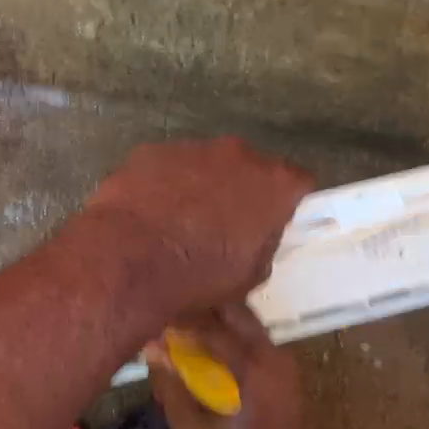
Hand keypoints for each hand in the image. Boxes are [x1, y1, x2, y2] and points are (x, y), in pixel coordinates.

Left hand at [83, 138, 311, 311]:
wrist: (129, 257)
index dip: (288, 203)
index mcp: (275, 185)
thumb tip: (252, 267)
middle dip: (242, 192)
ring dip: (200, 186)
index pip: (299, 184)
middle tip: (226, 225)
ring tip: (180, 222)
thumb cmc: (201, 274)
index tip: (276, 222)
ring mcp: (192, 148)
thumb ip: (259, 255)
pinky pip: (165, 167)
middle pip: (250, 169)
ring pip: (205, 164)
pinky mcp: (151, 150)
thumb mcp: (247, 280)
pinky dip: (162, 184)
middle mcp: (239, 155)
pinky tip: (148, 213)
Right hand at [147, 304, 330, 428]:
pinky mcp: (286, 372)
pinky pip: (255, 339)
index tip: (154, 314)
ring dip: (217, 319)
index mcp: (248, 365)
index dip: (179, 315)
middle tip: (171, 314)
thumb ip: (171, 385)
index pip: (208, 322)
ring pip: (246, 321)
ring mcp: (283, 361)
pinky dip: (231, 336)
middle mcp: (270, 353)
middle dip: (201, 307)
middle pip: (234, 309)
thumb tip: (151, 348)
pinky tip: (207, 350)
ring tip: (185, 328)